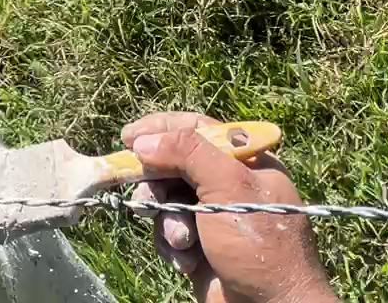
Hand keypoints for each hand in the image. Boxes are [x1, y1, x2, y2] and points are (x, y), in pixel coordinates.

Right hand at [123, 113, 336, 302]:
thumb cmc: (259, 245)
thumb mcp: (229, 186)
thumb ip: (187, 152)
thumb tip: (142, 142)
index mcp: (244, 161)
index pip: (195, 128)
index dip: (160, 129)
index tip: (128, 139)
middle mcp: (227, 183)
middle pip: (172, 163)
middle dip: (157, 183)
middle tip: (147, 197)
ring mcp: (211, 215)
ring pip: (165, 198)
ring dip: (166, 219)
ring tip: (181, 241)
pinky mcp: (199, 245)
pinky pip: (167, 229)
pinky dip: (170, 244)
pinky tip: (185, 260)